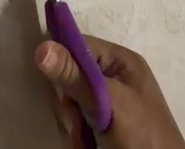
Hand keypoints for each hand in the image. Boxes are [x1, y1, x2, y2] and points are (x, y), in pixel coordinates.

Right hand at [36, 36, 184, 148]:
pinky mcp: (99, 126)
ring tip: (83, 142)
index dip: (62, 64)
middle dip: (67, 104)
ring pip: (67, 103)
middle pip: (68, 76)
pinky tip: (84, 146)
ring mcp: (105, 104)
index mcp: (119, 61)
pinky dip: (75, 137)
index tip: (60, 91)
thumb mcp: (110, 104)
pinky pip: (73, 122)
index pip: (77, 45)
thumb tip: (41, 47)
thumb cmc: (142, 136)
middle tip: (76, 125)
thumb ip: (76, 77)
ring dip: (70, 125)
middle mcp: (111, 78)